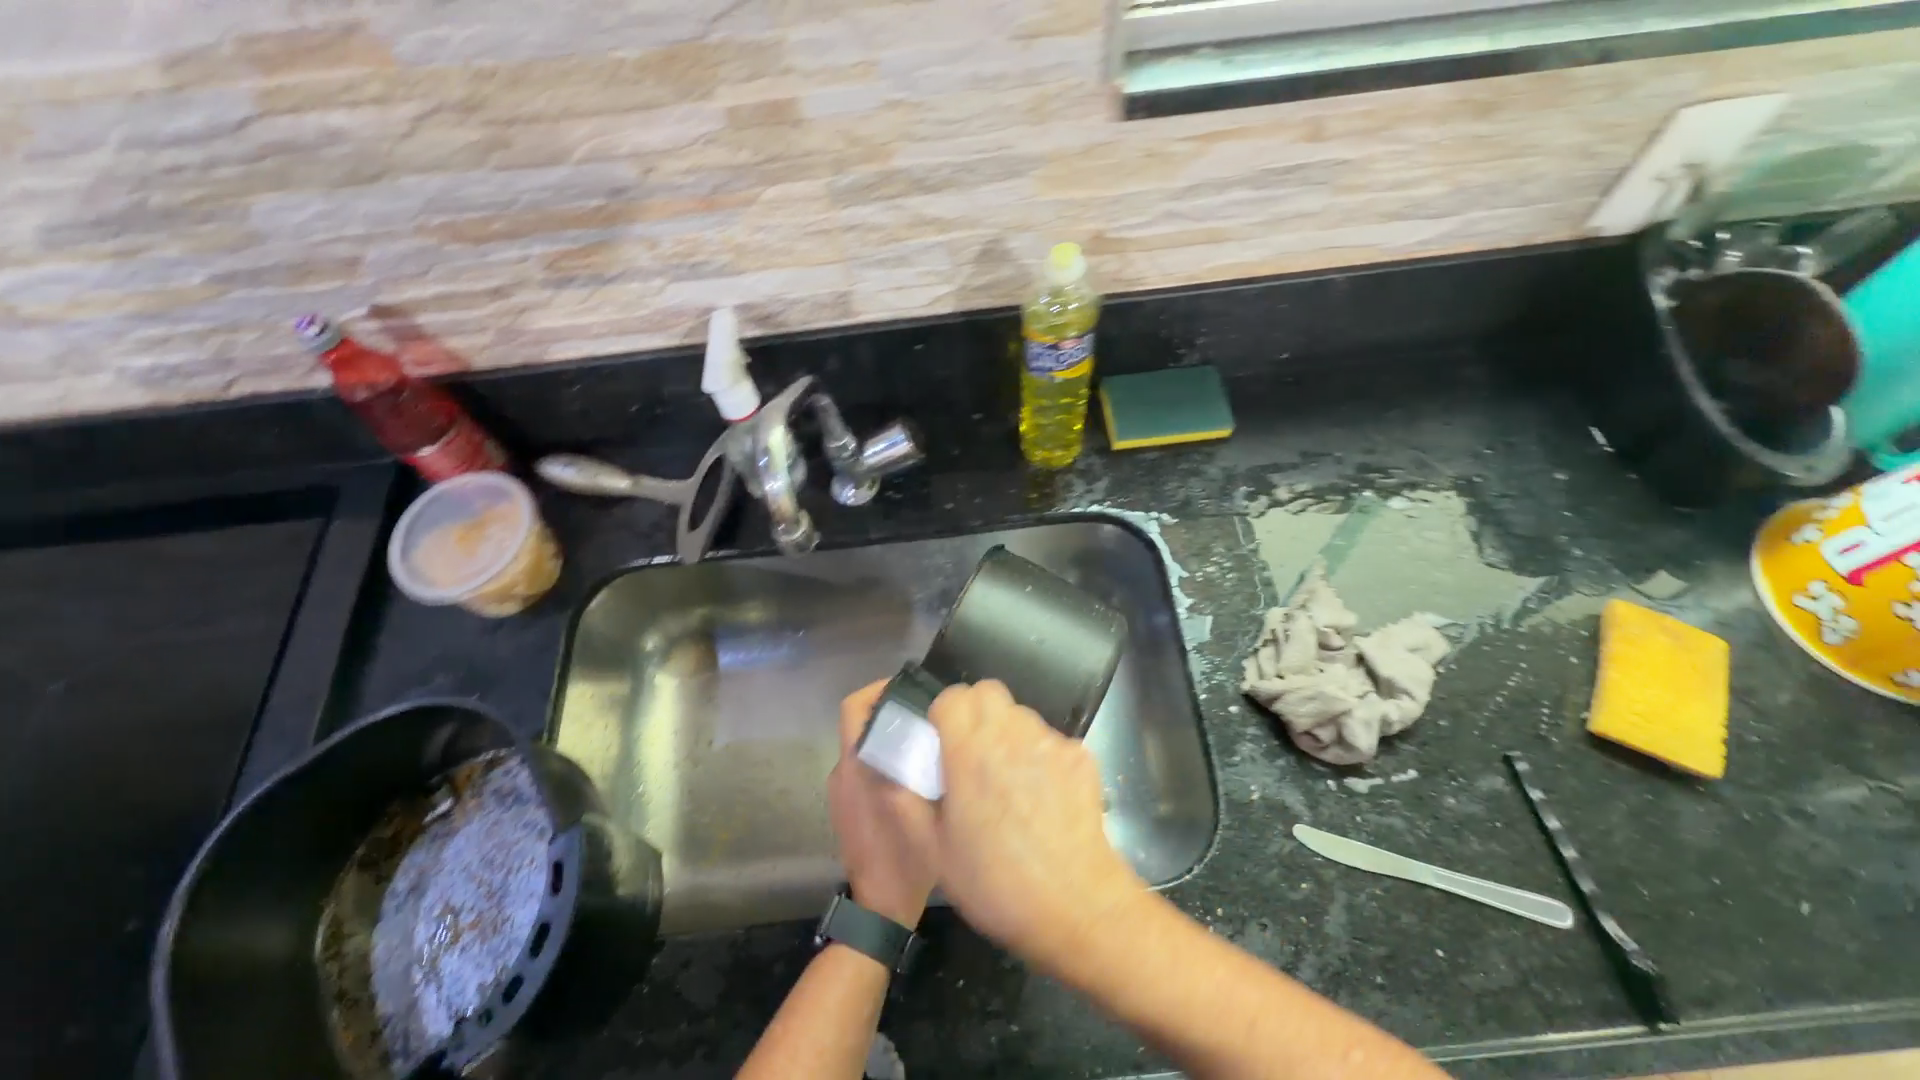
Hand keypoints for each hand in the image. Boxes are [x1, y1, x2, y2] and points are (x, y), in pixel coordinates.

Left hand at [828, 680, 938, 927]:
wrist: (879, 909)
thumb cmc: (906, 860)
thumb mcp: (923, 809)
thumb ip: (920, 765)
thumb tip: (932, 730)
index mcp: (857, 766)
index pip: (854, 707)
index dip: (877, 689)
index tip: (908, 689)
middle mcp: (843, 772)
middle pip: (861, 724)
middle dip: (891, 713)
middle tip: (928, 715)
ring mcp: (842, 792)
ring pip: (865, 747)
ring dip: (890, 739)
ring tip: (928, 744)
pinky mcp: (846, 808)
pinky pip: (865, 769)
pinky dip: (886, 761)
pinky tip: (916, 776)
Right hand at [923, 680, 1146, 970]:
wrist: (1076, 907)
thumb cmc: (995, 883)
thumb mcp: (933, 851)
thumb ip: (905, 802)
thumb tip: (892, 770)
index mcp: (971, 751)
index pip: (952, 697)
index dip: (941, 714)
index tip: (938, 742)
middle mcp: (1013, 734)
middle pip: (988, 693)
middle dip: (973, 713)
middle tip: (967, 755)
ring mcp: (1052, 744)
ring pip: (1021, 715)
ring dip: (1006, 733)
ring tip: (1005, 780)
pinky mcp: (1081, 759)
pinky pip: (1050, 741)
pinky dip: (1038, 756)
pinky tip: (1040, 797)